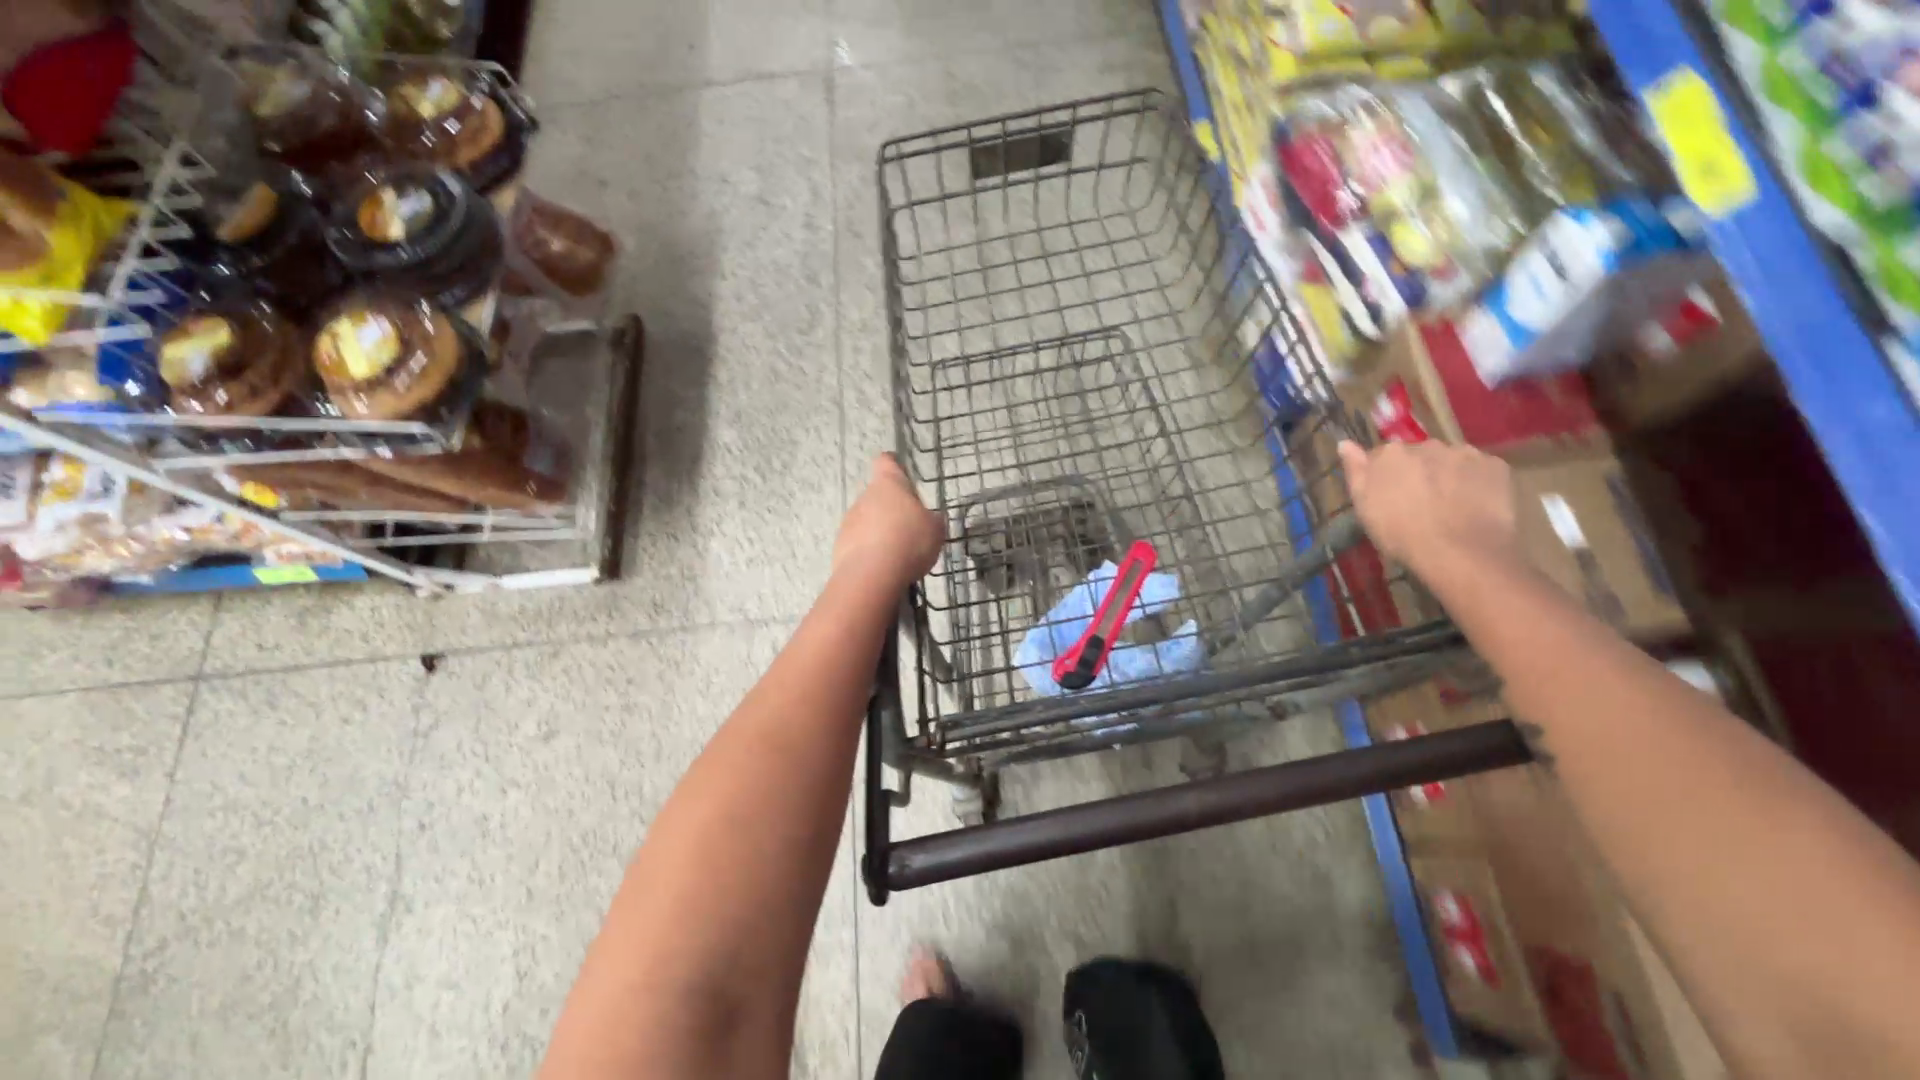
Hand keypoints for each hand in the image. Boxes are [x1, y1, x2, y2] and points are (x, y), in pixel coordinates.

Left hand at [836, 454, 944, 588]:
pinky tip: (883, 569)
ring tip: (897, 554)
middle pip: (877, 497)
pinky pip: (859, 544)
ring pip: (867, 521)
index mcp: (888, 485)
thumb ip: (932, 520)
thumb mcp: (936, 529)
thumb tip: (928, 519)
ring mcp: (849, 522)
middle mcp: (864, 497)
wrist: (872, 575)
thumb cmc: (909, 541)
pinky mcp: (840, 546)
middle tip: (910, 529)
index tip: (899, 471)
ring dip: (880, 532)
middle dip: (891, 510)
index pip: (886, 462)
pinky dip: (870, 553)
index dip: (893, 465)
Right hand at [1337, 440, 1521, 585]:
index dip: (1386, 476)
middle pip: (1419, 455)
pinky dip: (1476, 482)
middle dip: (1419, 472)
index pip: (1383, 456)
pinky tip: (1474, 505)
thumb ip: (1356, 471)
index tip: (1389, 497)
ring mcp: (1464, 453)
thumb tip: (1345, 443)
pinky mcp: (1495, 466)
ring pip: (1451, 460)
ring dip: (1448, 475)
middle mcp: (1427, 444)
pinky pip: (1481, 470)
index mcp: (1391, 453)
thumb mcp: (1365, 507)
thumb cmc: (1401, 534)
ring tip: (1450, 506)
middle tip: (1421, 504)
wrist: (1460, 551)